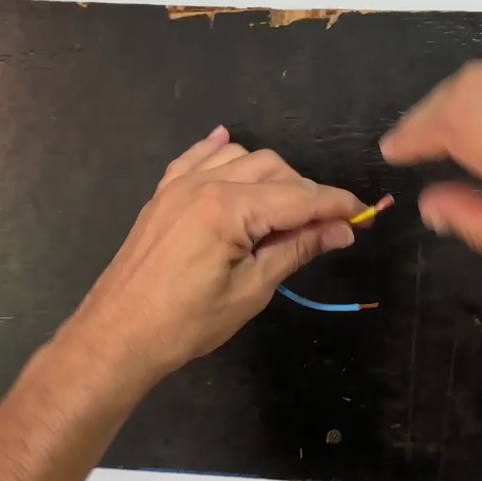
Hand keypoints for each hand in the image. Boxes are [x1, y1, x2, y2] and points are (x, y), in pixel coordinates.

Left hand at [60, 127, 366, 386]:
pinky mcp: (163, 194)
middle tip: (325, 227)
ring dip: (271, 175)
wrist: (118, 333)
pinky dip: (221, 152)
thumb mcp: (250, 291)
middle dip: (306, 192)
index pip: (299, 196)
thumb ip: (295, 250)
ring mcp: (180, 184)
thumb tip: (341, 230)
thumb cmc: (186, 323)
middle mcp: (206, 183)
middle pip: (274, 168)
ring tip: (286, 210)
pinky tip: (230, 147)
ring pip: (240, 156)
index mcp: (229, 208)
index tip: (363, 215)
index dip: (336, 205)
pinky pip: (197, 156)